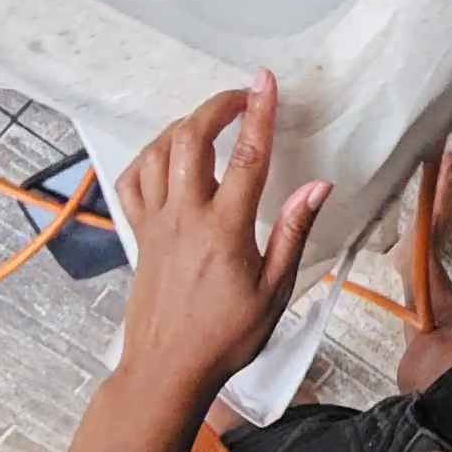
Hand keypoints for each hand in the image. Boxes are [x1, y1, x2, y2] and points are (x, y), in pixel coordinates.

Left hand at [113, 68, 331, 400]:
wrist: (167, 371)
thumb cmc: (228, 335)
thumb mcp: (276, 290)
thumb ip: (294, 232)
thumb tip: (317, 186)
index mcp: (225, 229)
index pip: (246, 157)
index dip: (258, 113)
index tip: (265, 81)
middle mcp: (185, 216)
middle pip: (192, 139)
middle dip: (216, 106)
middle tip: (242, 94)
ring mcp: (155, 223)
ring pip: (159, 152)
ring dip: (184, 124)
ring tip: (211, 118)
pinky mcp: (139, 234)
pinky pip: (134, 179)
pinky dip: (151, 154)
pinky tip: (169, 151)